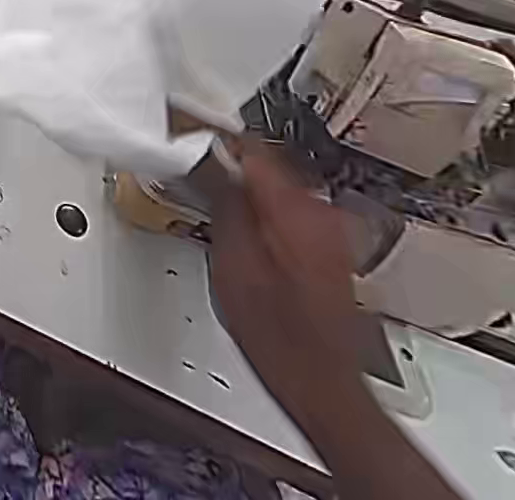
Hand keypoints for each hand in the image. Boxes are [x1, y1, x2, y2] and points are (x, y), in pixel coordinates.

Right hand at [207, 144, 369, 422]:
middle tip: (191, 164)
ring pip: (273, 182)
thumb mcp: (230, 259)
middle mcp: (318, 210)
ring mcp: (327, 227)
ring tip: (209, 194)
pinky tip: (238, 222)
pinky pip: (285, 205)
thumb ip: (220, 198)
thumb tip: (205, 159)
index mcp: (294, 207)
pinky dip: (258, 203)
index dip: (212, 137)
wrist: (320, 382)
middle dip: (225, 160)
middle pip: (263, 161)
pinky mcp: (326, 243)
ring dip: (240, 182)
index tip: (187, 133)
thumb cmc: (278, 334)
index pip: (250, 145)